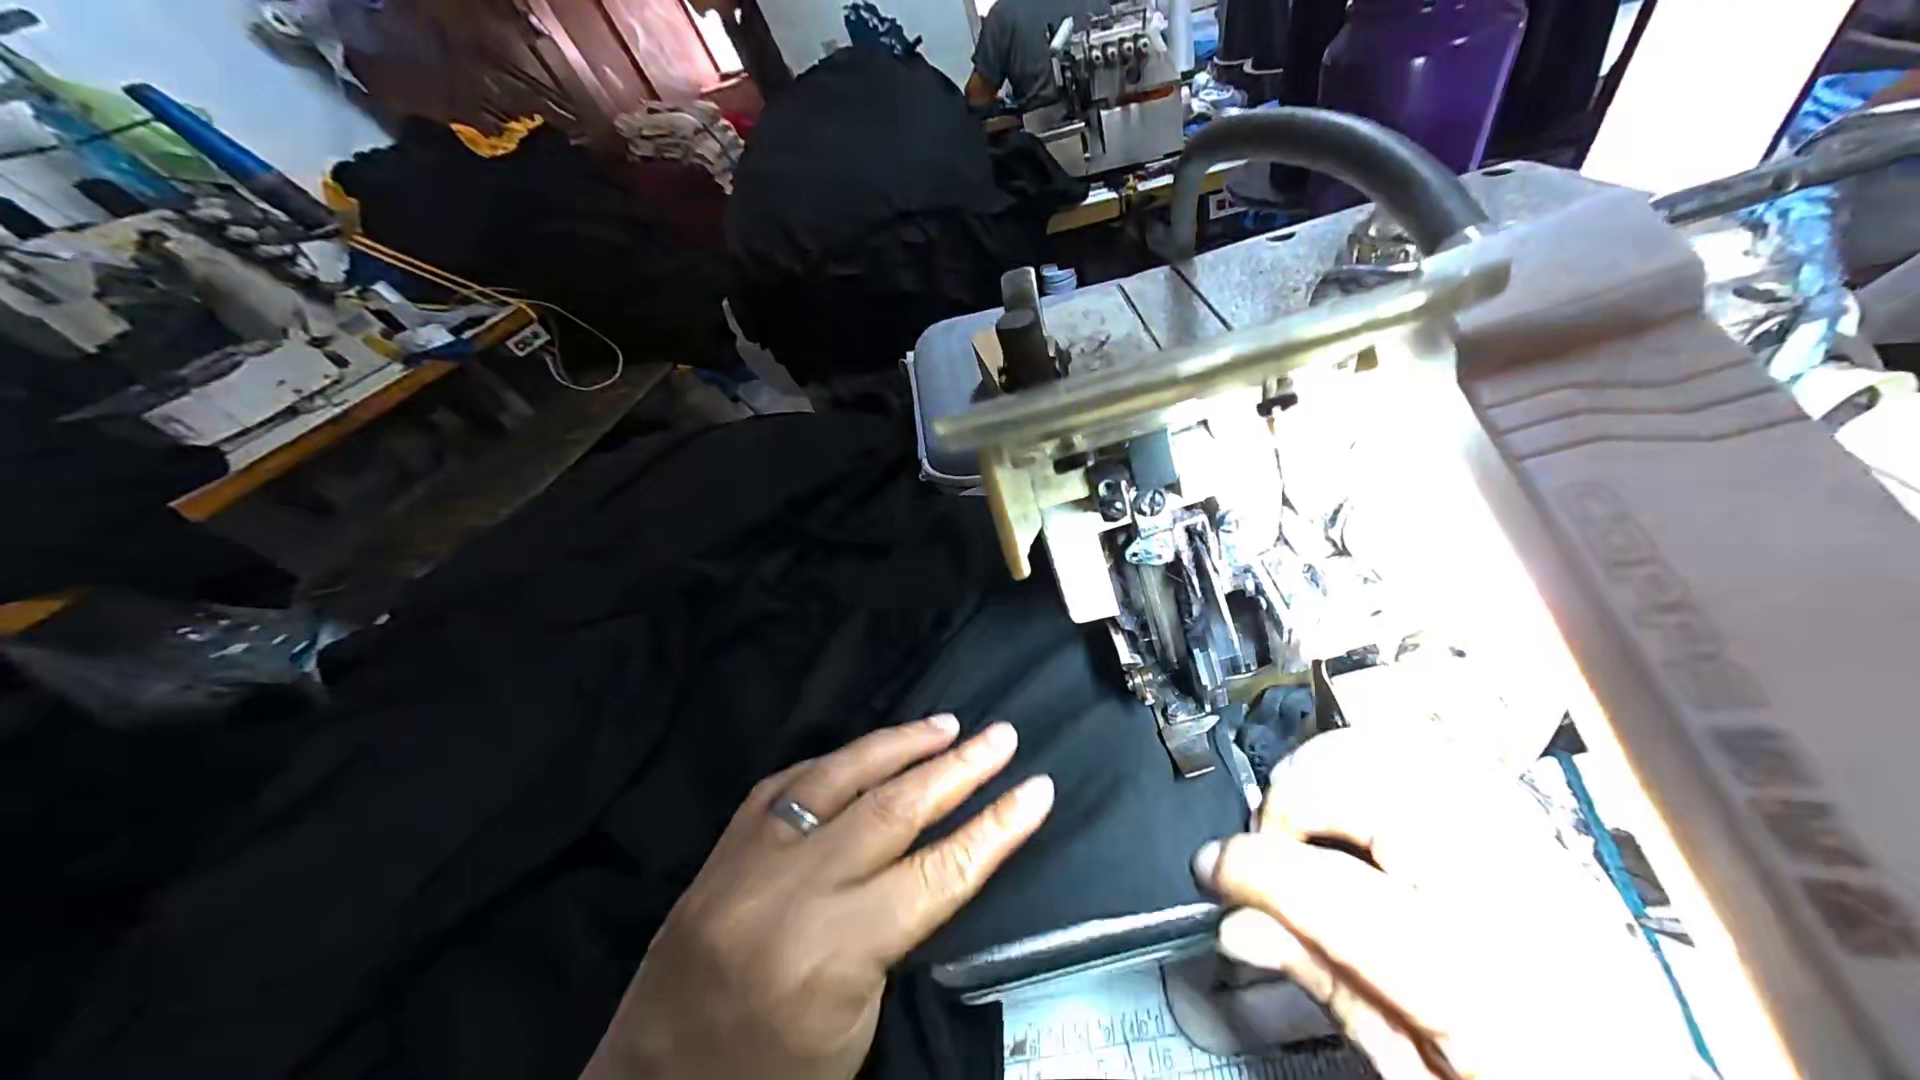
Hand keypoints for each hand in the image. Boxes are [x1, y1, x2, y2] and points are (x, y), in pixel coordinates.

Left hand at [582, 715, 1053, 1079]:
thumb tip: (938, 858)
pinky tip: (867, 748)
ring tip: (946, 724)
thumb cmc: (770, 1077)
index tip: (1037, 790)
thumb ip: (897, 932)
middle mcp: (793, 889)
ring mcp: (752, 857)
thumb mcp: (856, 1024)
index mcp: (833, 951)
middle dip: (959, 768)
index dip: (995, 828)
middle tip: (1002, 735)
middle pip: (895, 809)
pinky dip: (836, 760)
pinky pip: (789, 783)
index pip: (937, 872)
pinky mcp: (724, 846)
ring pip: (839, 777)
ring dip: (900, 745)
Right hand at [1194, 727, 1709, 1079]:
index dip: (1254, 868)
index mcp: (1497, 996)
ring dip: (1333, 767)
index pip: (1340, 895)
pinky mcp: (1543, 834)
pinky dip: (1381, 757)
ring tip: (1309, 816)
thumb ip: (1330, 987)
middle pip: (1380, 788)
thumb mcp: (1421, 1078)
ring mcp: (1547, 856)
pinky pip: (1448, 756)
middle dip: (1296, 797)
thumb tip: (1240, 926)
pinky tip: (1356, 797)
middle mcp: (1533, 906)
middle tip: (1269, 843)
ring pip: (1414, 751)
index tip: (1212, 868)